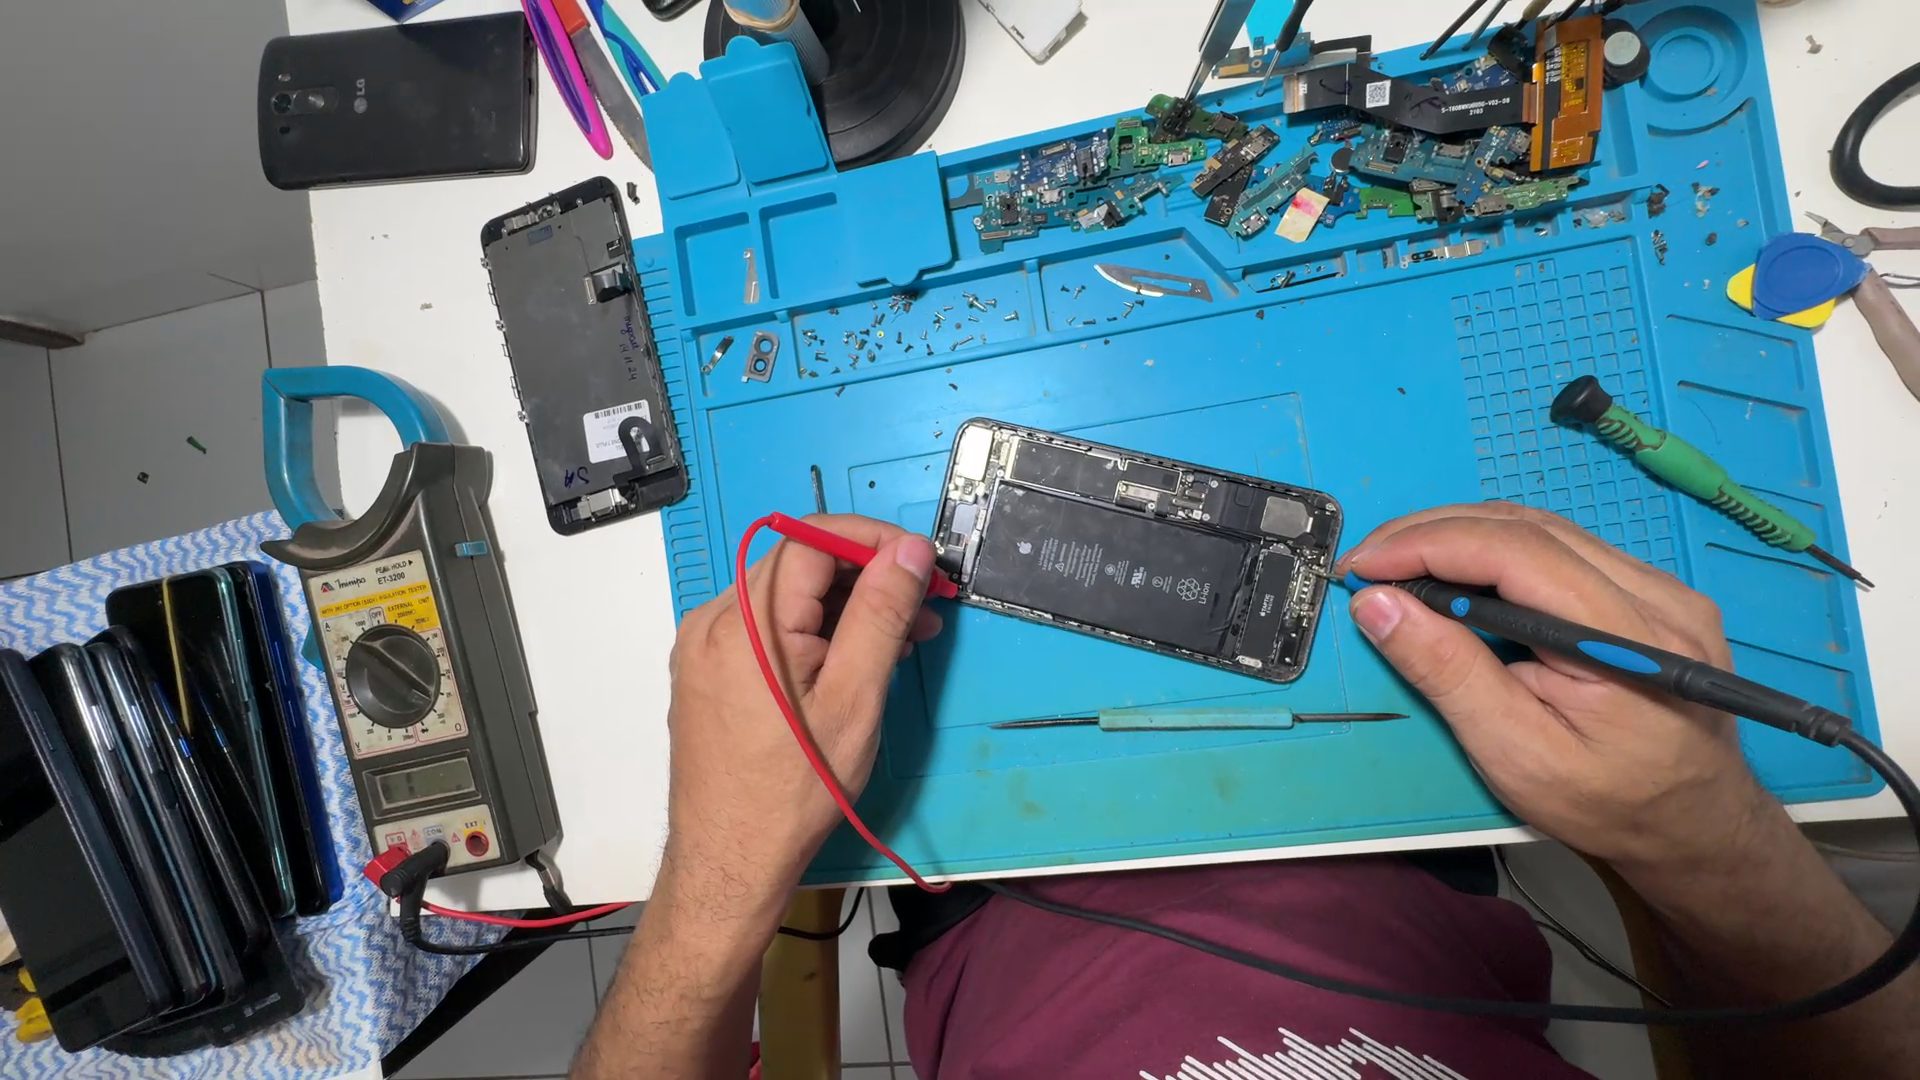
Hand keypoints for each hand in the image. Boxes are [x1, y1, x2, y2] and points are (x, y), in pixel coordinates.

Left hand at [662, 515, 941, 909]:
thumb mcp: (855, 697)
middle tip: (923, 611)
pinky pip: (769, 627)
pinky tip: (855, 659)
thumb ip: (882, 612)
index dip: (873, 541)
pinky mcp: (708, 669)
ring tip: (901, 641)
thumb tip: (911, 549)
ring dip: (847, 608)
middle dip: (867, 579)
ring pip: (788, 596)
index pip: (812, 539)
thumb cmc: (798, 787)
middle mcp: (712, 620)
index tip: (922, 565)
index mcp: (744, 621)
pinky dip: (816, 631)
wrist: (731, 863)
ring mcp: (704, 645)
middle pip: (800, 565)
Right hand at [1336, 503, 1769, 872]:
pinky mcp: (1639, 592)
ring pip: (1533, 527)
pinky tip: (1445, 573)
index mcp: (1630, 638)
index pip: (1516, 552)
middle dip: (1427, 533)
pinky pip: (1548, 546)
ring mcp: (1654, 589)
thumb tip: (1375, 603)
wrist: (1693, 830)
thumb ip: (1447, 672)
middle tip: (1364, 565)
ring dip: (1450, 535)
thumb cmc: (1603, 803)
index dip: (1427, 545)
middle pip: (1523, 527)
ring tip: (1392, 565)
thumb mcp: (1512, 751)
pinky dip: (1480, 548)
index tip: (1360, 568)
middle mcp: (1655, 596)